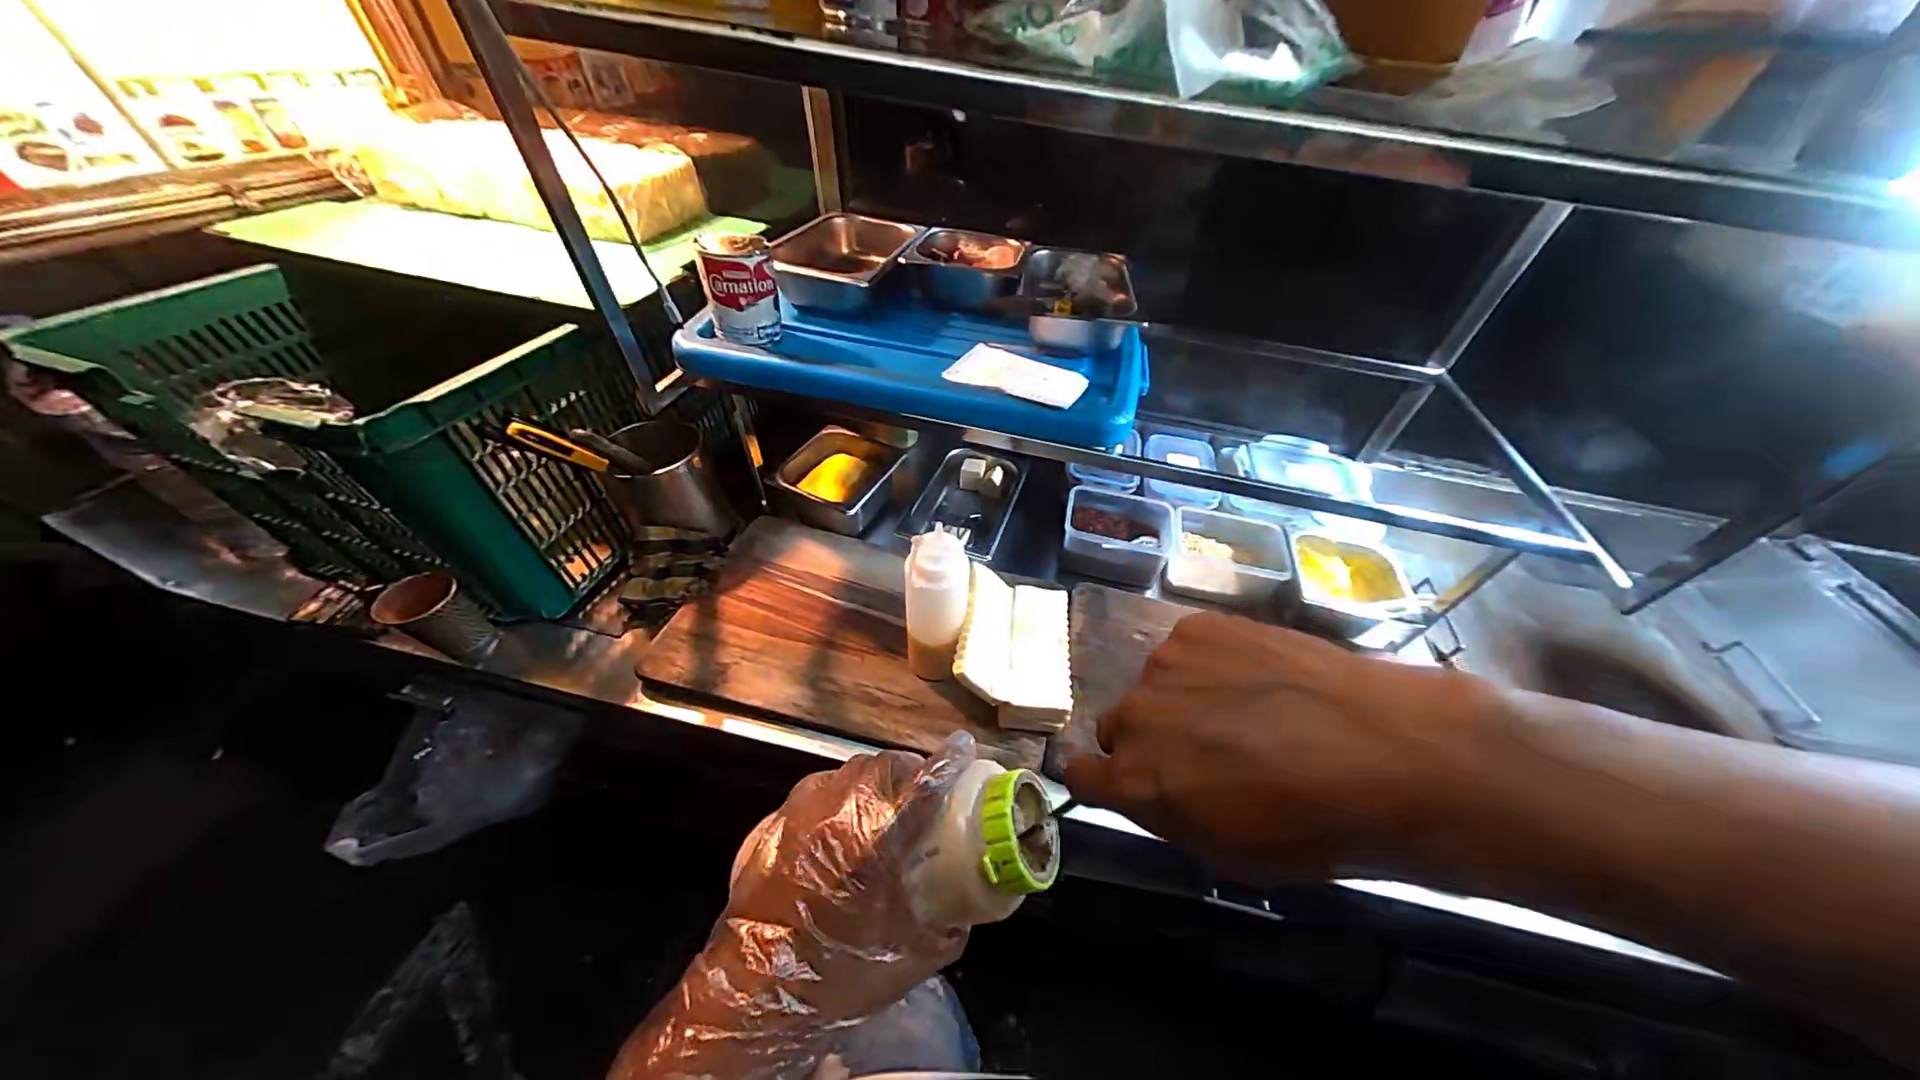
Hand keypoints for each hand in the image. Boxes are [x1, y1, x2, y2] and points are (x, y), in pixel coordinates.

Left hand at [715, 734, 974, 1023]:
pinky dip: (837, 799)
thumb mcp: (916, 955)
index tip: (965, 747)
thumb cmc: (841, 973)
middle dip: (910, 769)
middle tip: (922, 789)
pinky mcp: (775, 821)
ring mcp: (802, 810)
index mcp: (878, 837)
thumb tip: (969, 894)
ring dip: (873, 782)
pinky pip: (817, 792)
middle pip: (885, 765)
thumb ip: (951, 916)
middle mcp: (839, 810)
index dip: (949, 761)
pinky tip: (839, 829)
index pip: (924, 782)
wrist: (757, 992)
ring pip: (848, 771)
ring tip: (883, 807)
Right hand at [1063, 612, 1496, 881]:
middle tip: (1207, 748)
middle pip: (1118, 726)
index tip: (1130, 779)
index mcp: (1135, 779)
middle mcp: (1135, 715)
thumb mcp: (1227, 852)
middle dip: (1150, 740)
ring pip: (1154, 685)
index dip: (1103, 777)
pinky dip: (1207, 664)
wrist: (1391, 751)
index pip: (1080, 773)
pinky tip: (1256, 676)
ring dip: (1180, 698)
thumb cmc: (1313, 826)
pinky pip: (1185, 651)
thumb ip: (1165, 813)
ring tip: (1244, 708)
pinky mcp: (1199, 625)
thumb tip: (1145, 786)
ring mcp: (1165, 663)